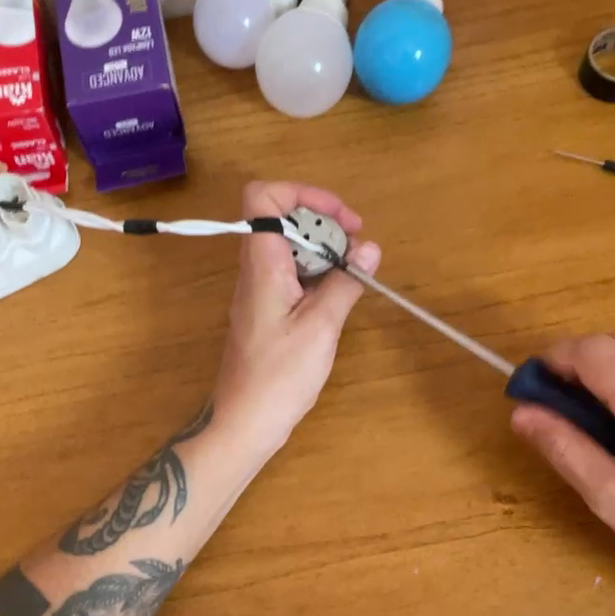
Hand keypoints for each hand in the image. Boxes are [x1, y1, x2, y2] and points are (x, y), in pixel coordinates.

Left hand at [211, 181, 381, 456]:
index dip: (303, 193)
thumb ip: (345, 282)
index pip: (263, 196)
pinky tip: (337, 299)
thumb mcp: (321, 327)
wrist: (245, 421)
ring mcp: (258, 292)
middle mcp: (255, 270)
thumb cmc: (279, 375)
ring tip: (351, 275)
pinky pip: (290, 276)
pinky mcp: (266, 312)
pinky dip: (316, 277)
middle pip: (281, 219)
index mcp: (262, 264)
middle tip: (355, 248)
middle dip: (323, 223)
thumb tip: (369, 248)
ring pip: (289, 249)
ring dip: (323, 252)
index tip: (340, 220)